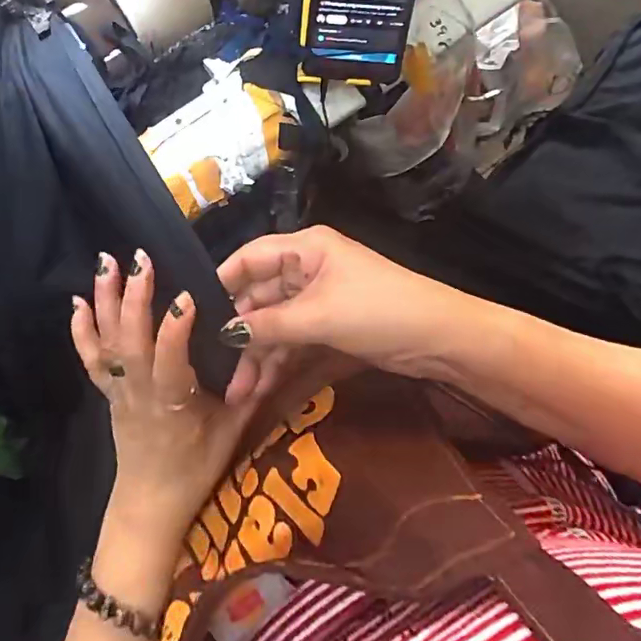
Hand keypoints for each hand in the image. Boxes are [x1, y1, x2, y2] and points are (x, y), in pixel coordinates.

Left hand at [70, 250, 279, 548]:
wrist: (151, 503)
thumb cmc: (195, 467)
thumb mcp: (232, 432)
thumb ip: (249, 391)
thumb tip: (273, 348)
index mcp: (173, 403)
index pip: (170, 361)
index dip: (175, 329)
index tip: (186, 295)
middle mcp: (139, 391)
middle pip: (131, 341)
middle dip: (135, 297)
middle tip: (141, 259)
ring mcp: (118, 389)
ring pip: (107, 342)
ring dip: (105, 301)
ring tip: (105, 263)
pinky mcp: (107, 390)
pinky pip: (90, 358)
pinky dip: (81, 329)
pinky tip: (77, 301)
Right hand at [217, 226, 467, 379]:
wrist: (444, 340)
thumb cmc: (379, 311)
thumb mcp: (319, 316)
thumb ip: (268, 325)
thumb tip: (224, 335)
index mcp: (304, 249)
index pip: (249, 258)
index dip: (222, 283)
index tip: (196, 315)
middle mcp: (306, 269)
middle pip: (259, 297)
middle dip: (240, 335)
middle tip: (218, 371)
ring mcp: (317, 299)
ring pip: (274, 324)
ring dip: (257, 356)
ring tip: (237, 392)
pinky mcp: (329, 325)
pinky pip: (292, 339)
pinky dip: (278, 361)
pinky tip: (259, 387)